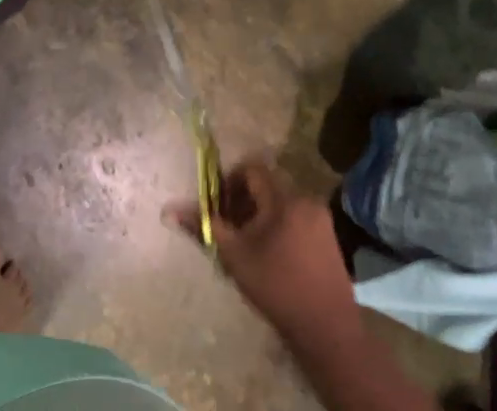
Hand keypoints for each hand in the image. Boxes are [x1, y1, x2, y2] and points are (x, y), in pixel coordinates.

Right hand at [163, 157, 359, 345]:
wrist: (325, 328)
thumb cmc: (275, 286)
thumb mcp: (233, 254)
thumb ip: (203, 225)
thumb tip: (168, 210)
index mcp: (284, 200)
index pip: (251, 169)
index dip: (230, 181)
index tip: (219, 206)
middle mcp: (306, 201)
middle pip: (266, 184)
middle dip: (243, 200)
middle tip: (229, 225)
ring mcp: (321, 219)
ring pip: (281, 201)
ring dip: (260, 212)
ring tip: (247, 241)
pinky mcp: (329, 236)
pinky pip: (296, 216)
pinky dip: (278, 223)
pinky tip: (270, 252)